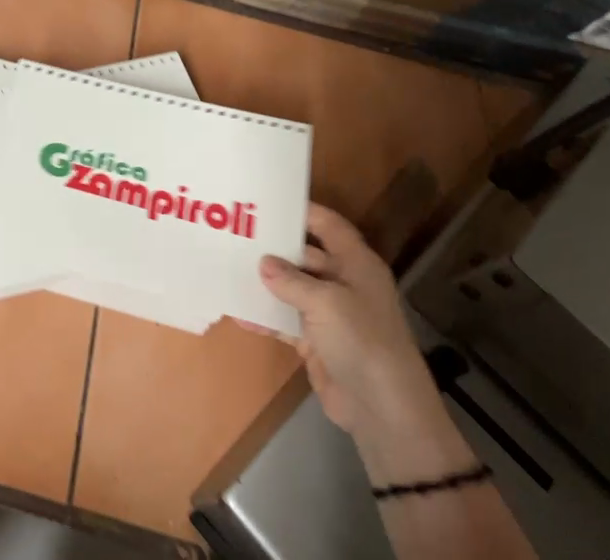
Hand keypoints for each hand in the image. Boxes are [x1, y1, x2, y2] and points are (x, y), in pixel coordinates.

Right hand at [255, 204, 444, 445]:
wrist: (382, 407)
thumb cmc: (362, 340)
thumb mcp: (325, 303)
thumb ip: (290, 280)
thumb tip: (263, 263)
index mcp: (356, 265)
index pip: (329, 226)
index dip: (303, 212)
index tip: (267, 202)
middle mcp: (344, 284)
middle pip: (305, 256)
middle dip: (273, 248)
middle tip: (234, 235)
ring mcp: (330, 315)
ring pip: (292, 289)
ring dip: (264, 283)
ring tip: (226, 268)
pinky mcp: (317, 342)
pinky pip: (285, 321)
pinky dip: (265, 317)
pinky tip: (237, 313)